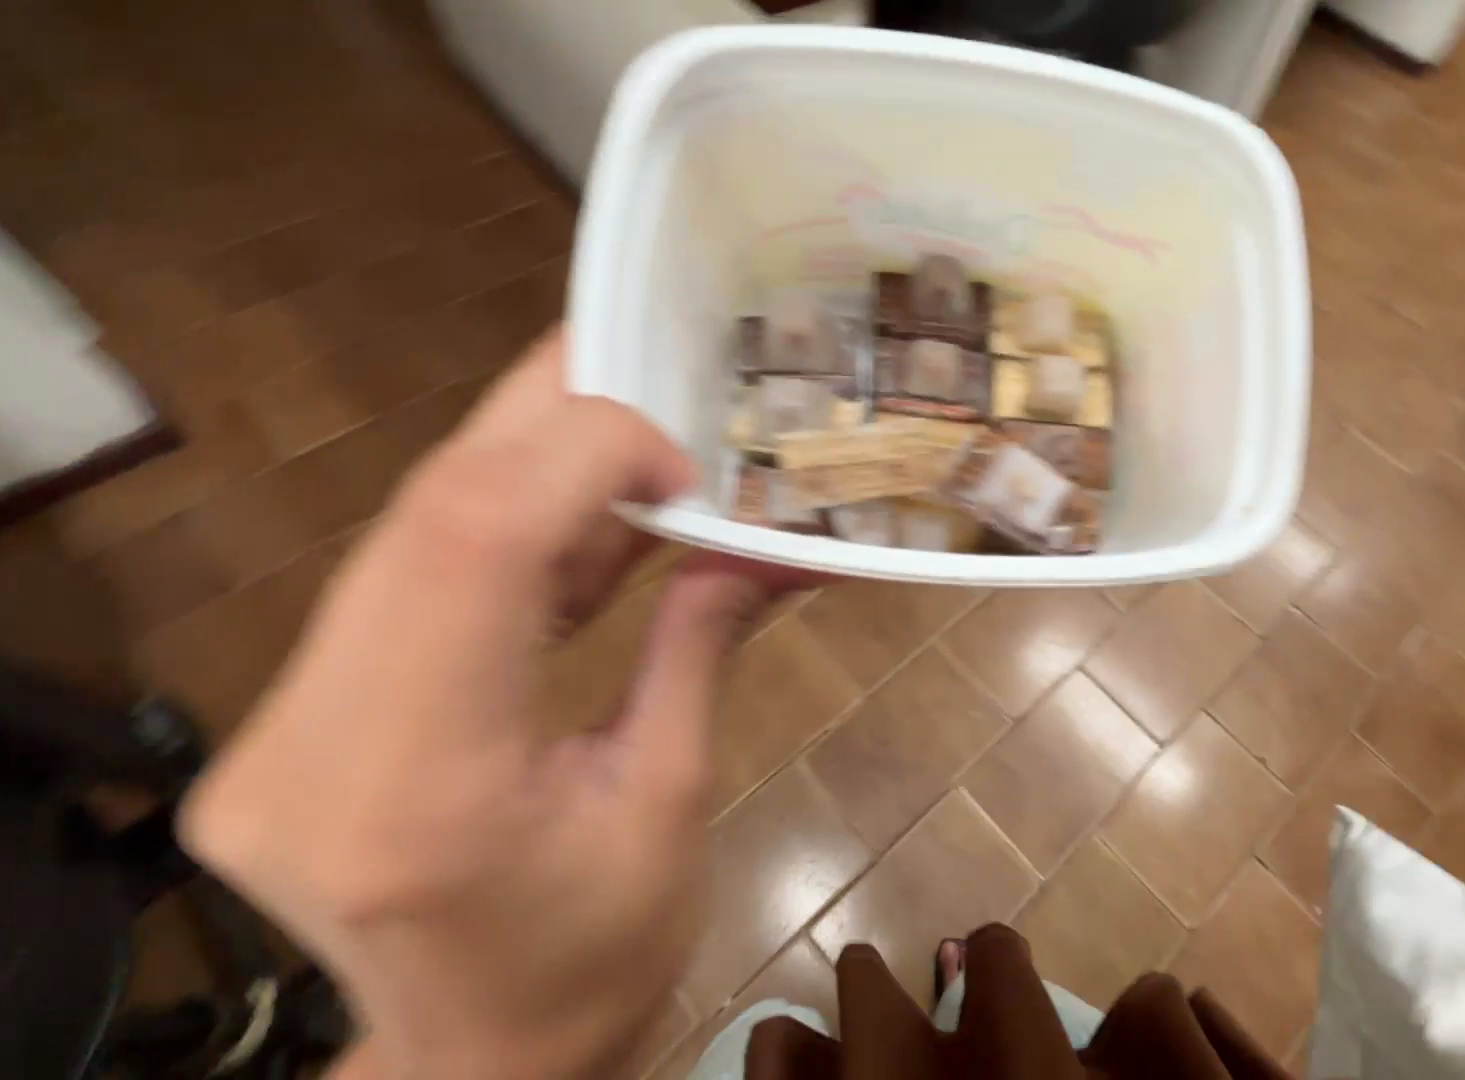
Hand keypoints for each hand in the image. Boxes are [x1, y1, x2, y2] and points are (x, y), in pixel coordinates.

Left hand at [180, 330, 804, 1079]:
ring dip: (529, 464)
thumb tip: (765, 542)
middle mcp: (320, 735)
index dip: (580, 454)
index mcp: (426, 781)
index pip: (472, 543)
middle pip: (425, 512)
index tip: (683, 460)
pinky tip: (580, 511)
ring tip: (628, 432)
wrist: (474, 1060)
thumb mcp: (671, 805)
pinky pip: (413, 573)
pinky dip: (506, 523)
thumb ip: (698, 649)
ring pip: (411, 529)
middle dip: (546, 422)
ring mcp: (289, 720)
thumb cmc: (596, 963)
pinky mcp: (306, 710)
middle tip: (647, 370)